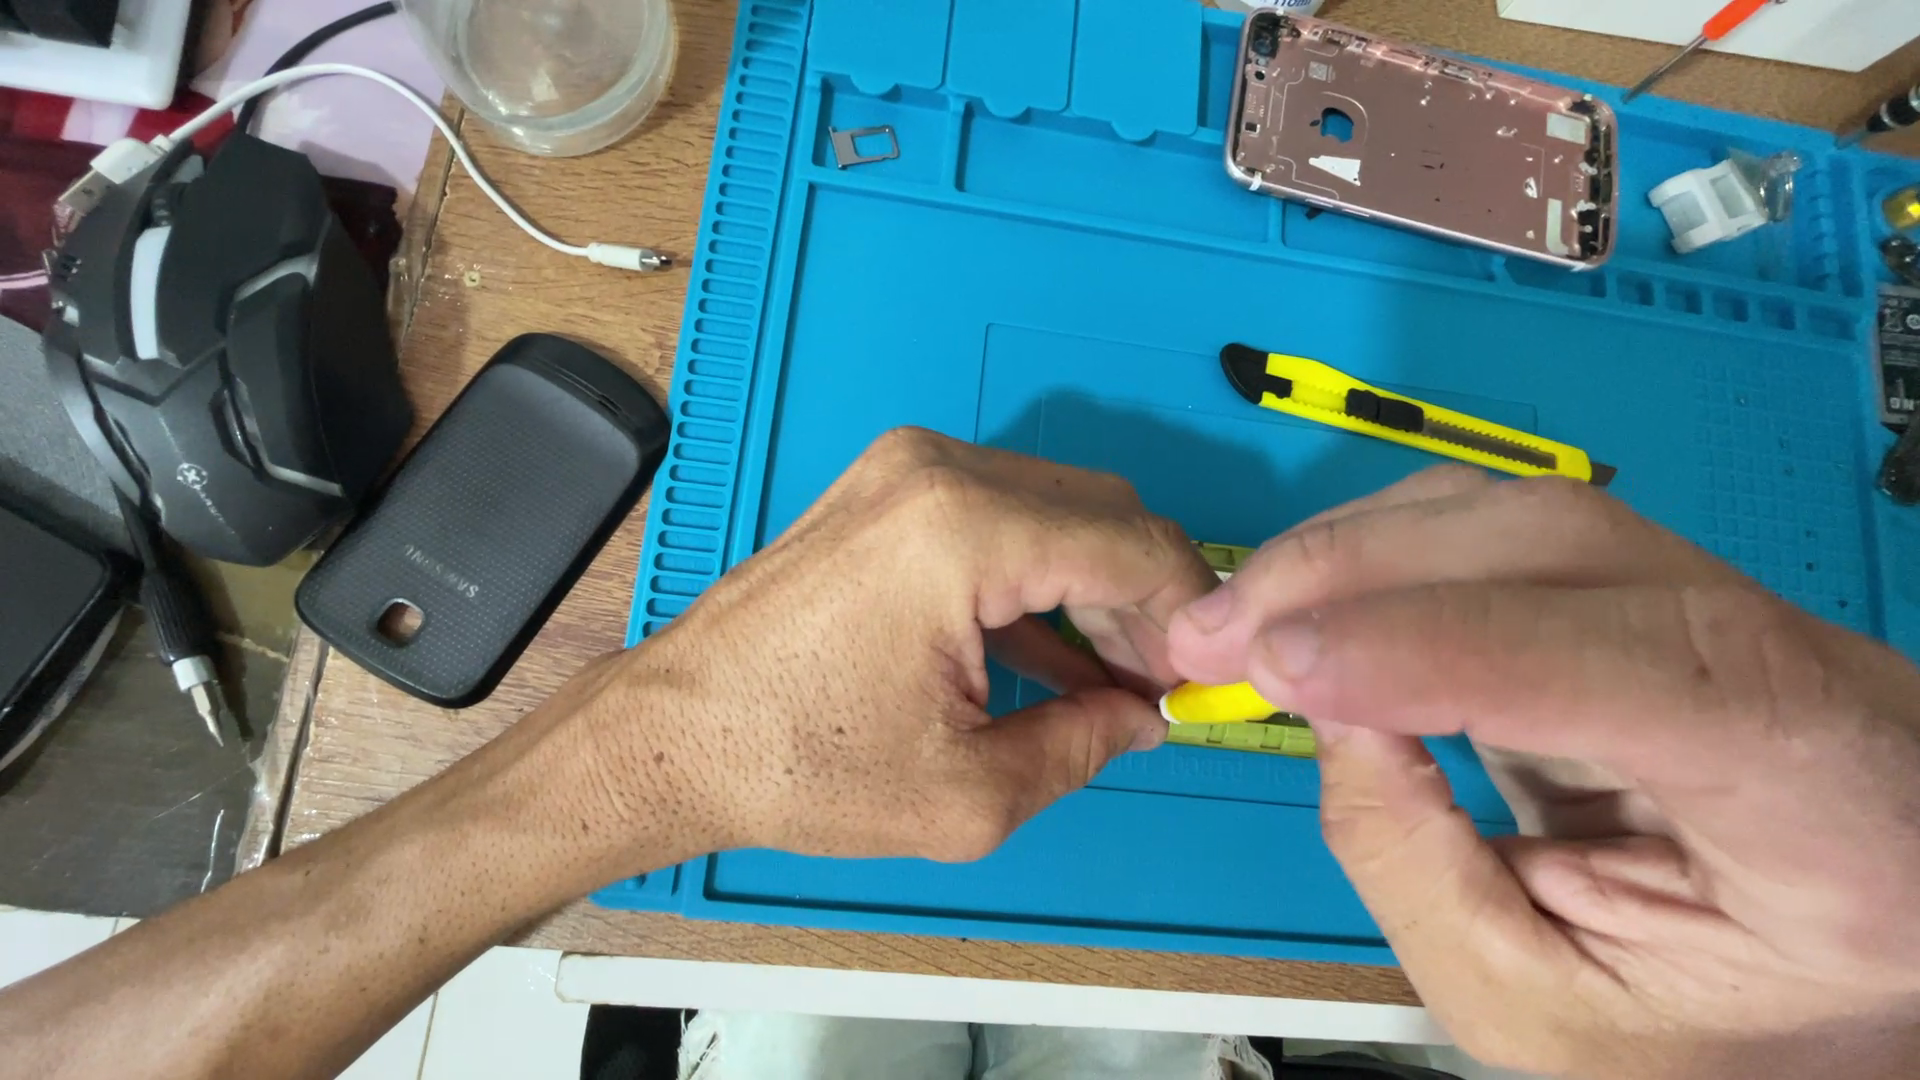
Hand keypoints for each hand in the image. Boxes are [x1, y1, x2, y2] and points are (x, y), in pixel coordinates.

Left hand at [579, 428, 1215, 864]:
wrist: (674, 732)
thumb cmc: (802, 765)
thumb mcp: (968, 793)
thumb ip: (1085, 745)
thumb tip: (1145, 714)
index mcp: (966, 529)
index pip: (1134, 545)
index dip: (1188, 611)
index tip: (1202, 671)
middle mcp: (941, 470)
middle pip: (1102, 510)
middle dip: (1146, 596)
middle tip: (1157, 681)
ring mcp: (907, 469)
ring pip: (1056, 507)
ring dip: (1096, 583)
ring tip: (1114, 673)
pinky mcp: (887, 490)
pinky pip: (999, 516)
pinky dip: (1038, 573)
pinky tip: (1058, 649)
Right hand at [1167, 467, 1919, 1077]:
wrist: (1778, 965)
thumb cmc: (1674, 1018)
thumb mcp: (1524, 1000)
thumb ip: (1406, 859)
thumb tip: (1321, 700)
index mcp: (1832, 799)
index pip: (1645, 667)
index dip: (1441, 644)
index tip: (1275, 664)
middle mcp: (1792, 659)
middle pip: (1550, 539)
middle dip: (1346, 571)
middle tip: (1207, 633)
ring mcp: (1703, 599)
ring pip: (1497, 507)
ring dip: (1335, 552)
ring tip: (1231, 618)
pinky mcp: (1619, 585)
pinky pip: (1474, 523)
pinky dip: (1360, 550)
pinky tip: (1296, 602)